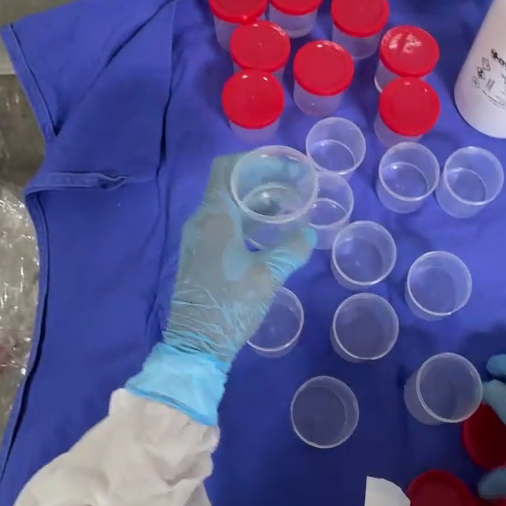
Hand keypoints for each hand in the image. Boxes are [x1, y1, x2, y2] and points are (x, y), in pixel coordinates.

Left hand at [125, 155, 314, 423]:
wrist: (196, 345)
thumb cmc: (230, 304)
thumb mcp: (268, 276)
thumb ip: (291, 249)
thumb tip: (309, 234)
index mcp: (215, 217)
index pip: (227, 168)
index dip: (254, 160)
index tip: (283, 164)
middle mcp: (201, 221)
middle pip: (230, 184)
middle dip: (262, 180)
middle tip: (295, 185)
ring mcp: (198, 238)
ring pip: (228, 205)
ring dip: (256, 201)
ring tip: (289, 206)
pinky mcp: (200, 255)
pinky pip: (224, 224)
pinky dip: (247, 219)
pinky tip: (270, 232)